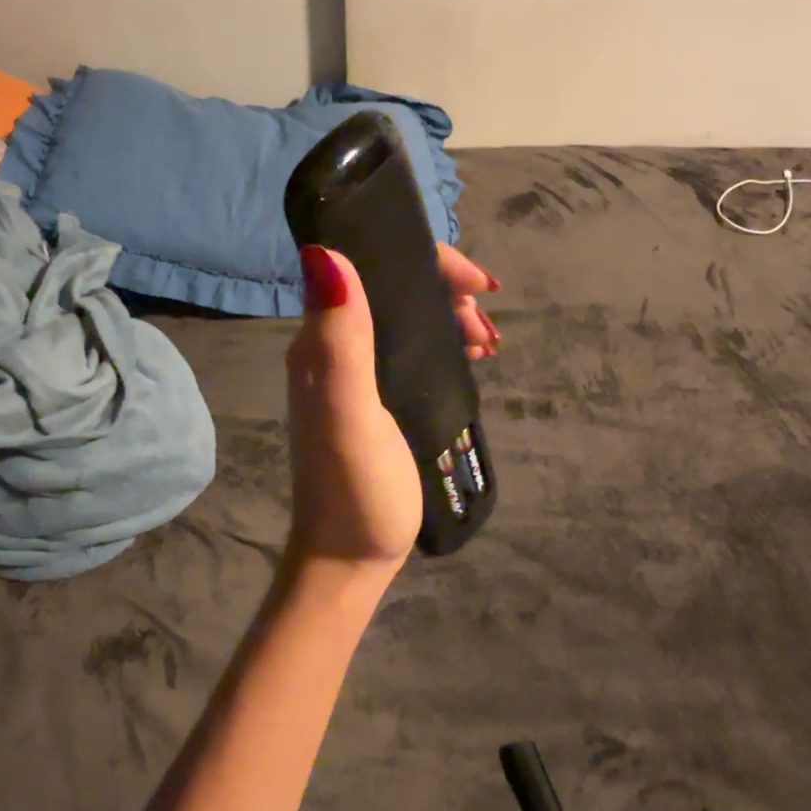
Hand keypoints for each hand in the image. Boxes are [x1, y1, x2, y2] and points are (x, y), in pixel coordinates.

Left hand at [284, 242, 498, 571]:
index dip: (425, 261)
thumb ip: (340, 338)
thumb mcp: (349, 415)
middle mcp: (334, 348)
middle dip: (447, 290)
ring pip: (407, 319)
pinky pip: (413, 349)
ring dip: (451, 318)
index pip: (367, 264)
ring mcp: (356, 375)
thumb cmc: (356, 490)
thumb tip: (326, 252)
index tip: (477, 285)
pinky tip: (473, 359)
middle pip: (394, 288)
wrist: (350, 557)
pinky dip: (446, 343)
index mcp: (323, 342)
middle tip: (486, 325)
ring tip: (487, 345)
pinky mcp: (378, 400)